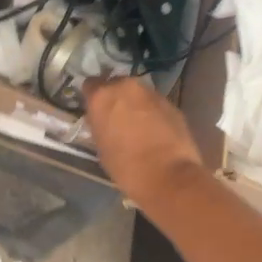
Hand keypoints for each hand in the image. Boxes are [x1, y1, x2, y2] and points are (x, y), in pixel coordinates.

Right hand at [81, 76, 207, 206]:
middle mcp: (124, 86)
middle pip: (116, 85)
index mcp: (101, 96)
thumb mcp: (101, 147)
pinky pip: (155, 104)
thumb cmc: (127, 167)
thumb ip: (100, 125)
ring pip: (137, 93)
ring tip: (139, 126)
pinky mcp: (170, 103)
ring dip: (136, 105)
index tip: (96, 111)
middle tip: (118, 119)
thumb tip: (105, 121)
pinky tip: (157, 132)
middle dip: (116, 99)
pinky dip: (153, 113)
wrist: (169, 176)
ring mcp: (150, 92)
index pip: (90, 85)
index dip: (93, 98)